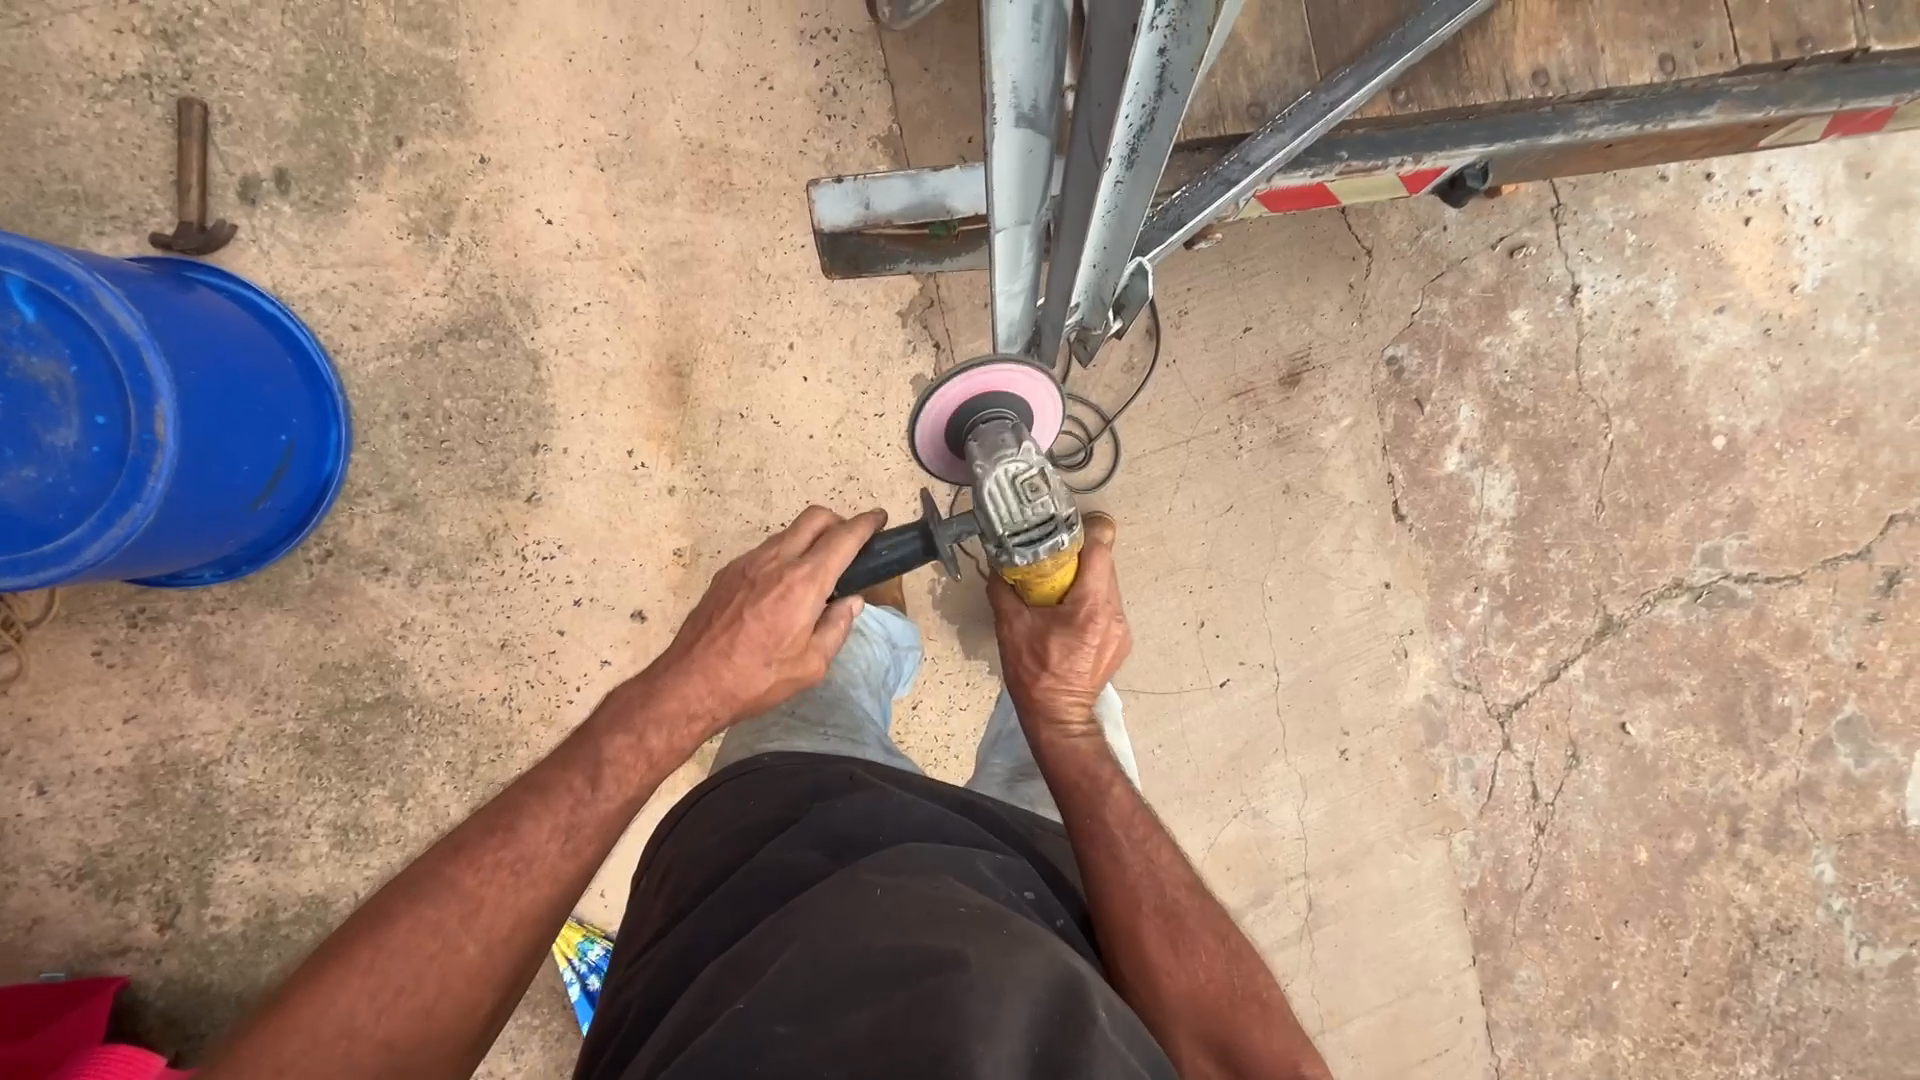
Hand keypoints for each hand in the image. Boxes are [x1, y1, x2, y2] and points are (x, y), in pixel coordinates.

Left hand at [642, 506, 886, 739]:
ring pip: (788, 532)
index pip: (843, 538)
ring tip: (816, 572)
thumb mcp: (812, 665)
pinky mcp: (728, 572)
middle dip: (839, 521)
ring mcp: (748, 563)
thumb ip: (837, 627)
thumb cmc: (757, 680)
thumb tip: (852, 603)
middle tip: (850, 544)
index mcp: (804, 583)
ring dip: (810, 539)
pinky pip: (766, 550)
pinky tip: (783, 588)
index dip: (867, 524)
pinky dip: (785, 555)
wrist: (691, 684)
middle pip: (815, 517)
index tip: (879, 519)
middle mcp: (776, 562)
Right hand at [987, 513, 1129, 743]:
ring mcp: (1121, 629)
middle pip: (1104, 565)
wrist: (1058, 717)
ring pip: (1106, 586)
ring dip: (1083, 581)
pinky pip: (1107, 607)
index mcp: (1091, 606)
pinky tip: (1067, 617)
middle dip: (1077, 558)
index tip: (1062, 532)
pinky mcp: (1120, 642)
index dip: (1083, 533)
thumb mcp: (1010, 628)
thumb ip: (1004, 589)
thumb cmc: (1034, 674)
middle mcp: (1114, 614)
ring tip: (1056, 591)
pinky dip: (1089, 602)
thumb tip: (998, 563)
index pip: (1100, 549)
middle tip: (1050, 561)